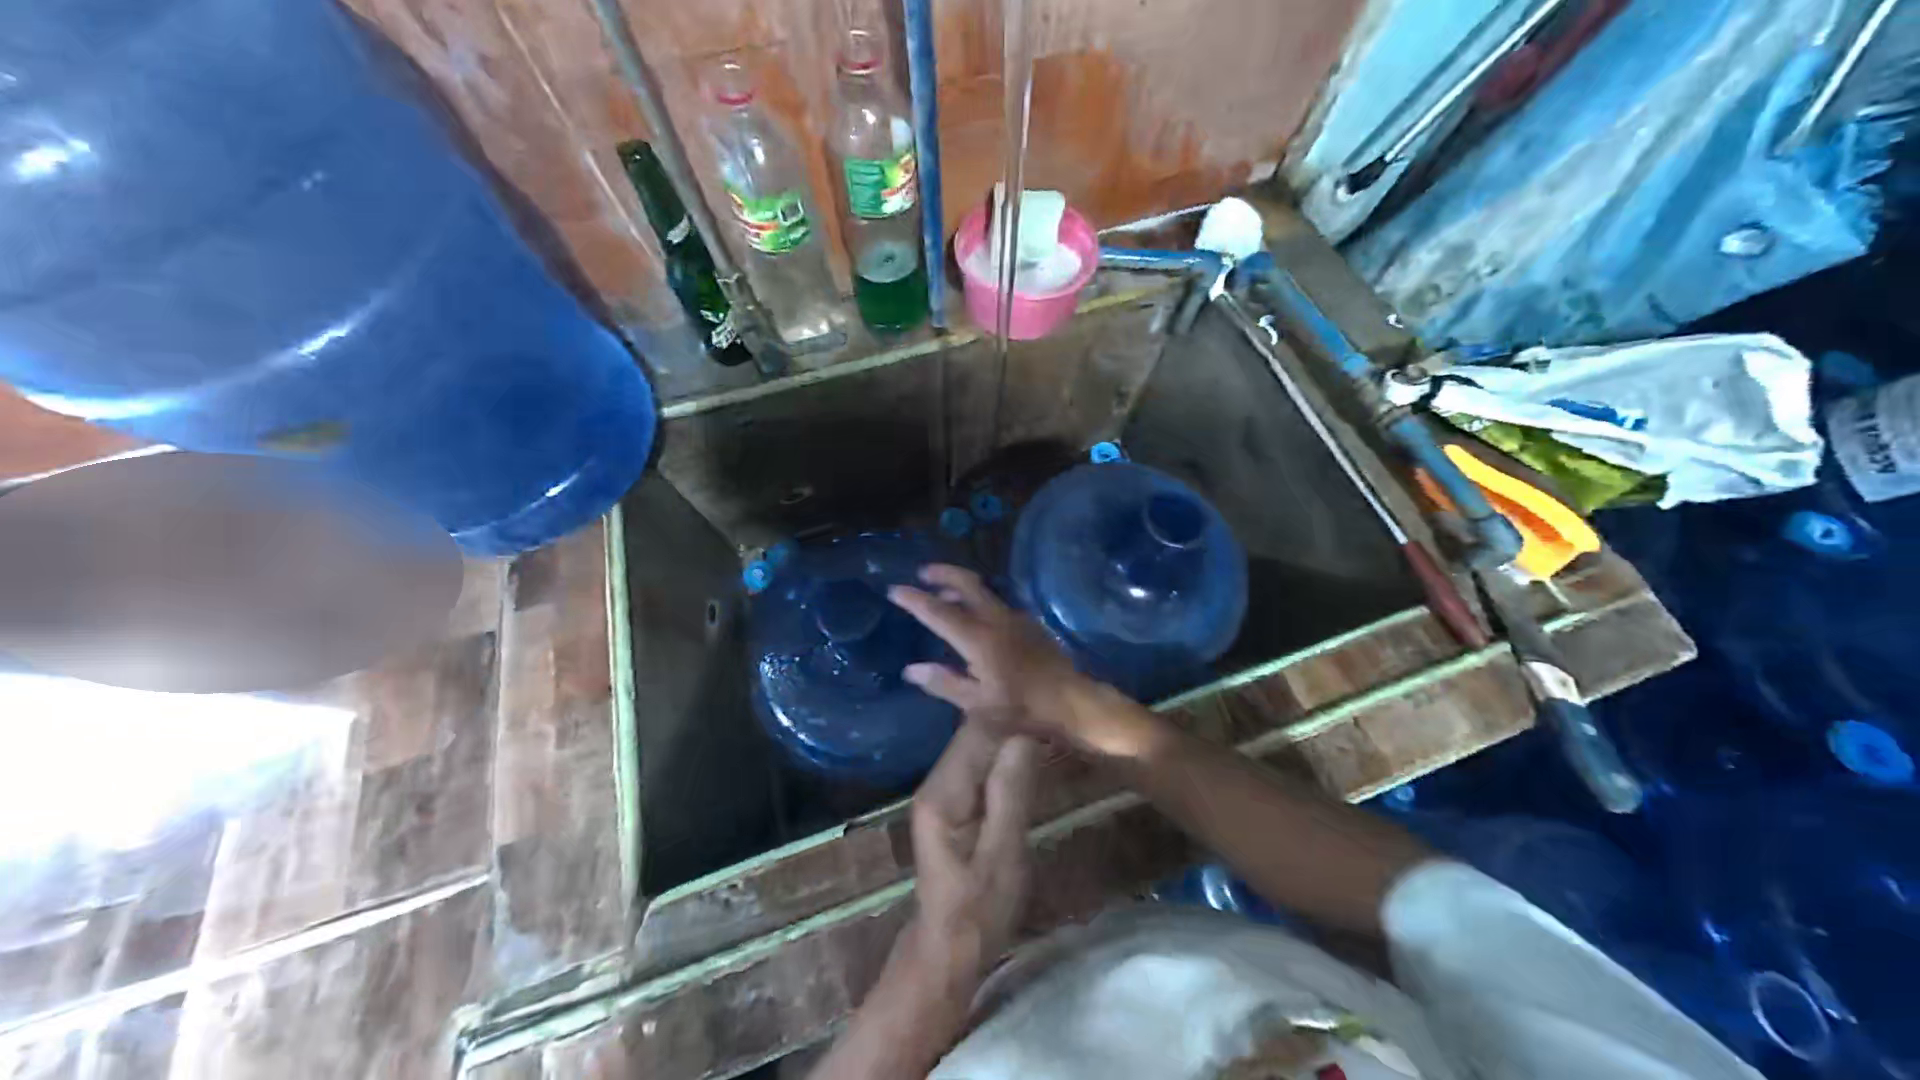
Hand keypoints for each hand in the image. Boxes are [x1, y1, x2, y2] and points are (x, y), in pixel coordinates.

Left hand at [803, 721, 1035, 1079]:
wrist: (949, 948)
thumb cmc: (979, 911)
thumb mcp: (1003, 858)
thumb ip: (1011, 796)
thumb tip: (1025, 739)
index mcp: (942, 794)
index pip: (976, 734)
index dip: (1012, 717)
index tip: (1050, 710)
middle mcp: (936, 783)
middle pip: (974, 735)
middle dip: (1013, 724)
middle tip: (1057, 719)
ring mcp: (942, 791)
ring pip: (978, 747)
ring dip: (1011, 738)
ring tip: (1051, 731)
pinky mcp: (954, 801)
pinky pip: (980, 765)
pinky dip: (1006, 757)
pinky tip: (1032, 757)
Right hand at [890, 565, 1161, 759]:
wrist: (1074, 702)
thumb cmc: (1024, 709)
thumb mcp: (978, 706)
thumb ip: (943, 683)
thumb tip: (911, 669)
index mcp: (979, 639)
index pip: (938, 612)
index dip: (914, 599)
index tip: (894, 590)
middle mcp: (996, 619)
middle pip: (966, 583)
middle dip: (941, 573)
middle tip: (922, 574)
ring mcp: (1016, 617)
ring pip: (983, 590)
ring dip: (959, 586)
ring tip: (942, 595)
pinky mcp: (1029, 622)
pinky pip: (996, 603)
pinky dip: (978, 600)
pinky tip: (973, 618)